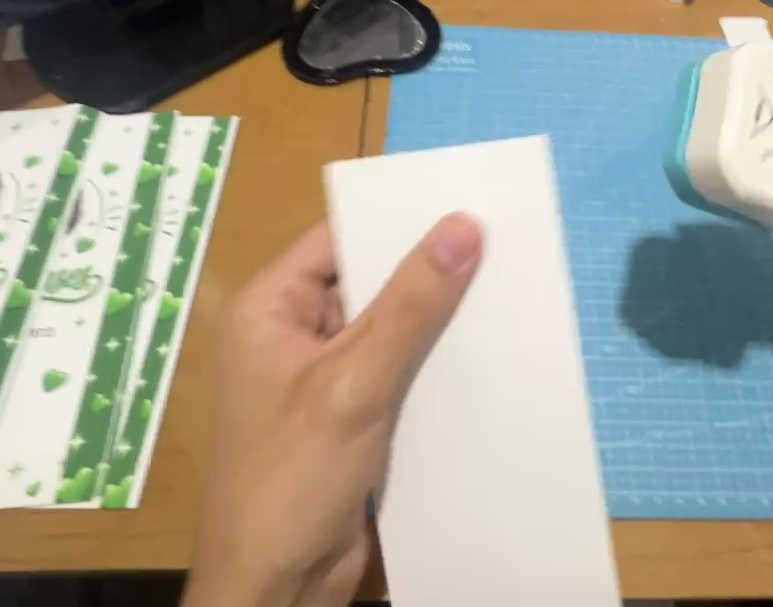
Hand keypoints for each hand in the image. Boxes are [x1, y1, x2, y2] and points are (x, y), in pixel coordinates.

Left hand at [186, 214, 482, 606]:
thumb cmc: (293, 478)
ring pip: (386, 321)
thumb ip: (410, 306)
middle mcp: (292, 328)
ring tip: (502, 284)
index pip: (340, 235)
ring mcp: (320, 370)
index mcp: (270, 305)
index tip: (463, 204)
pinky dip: (429, 356)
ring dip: (433, 314)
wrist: (275, 595)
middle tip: (497, 240)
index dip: (398, 218)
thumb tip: (463, 227)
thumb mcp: (354, 383)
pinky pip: (393, 363)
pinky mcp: (347, 407)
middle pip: (367, 277)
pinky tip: (481, 347)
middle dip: (424, 267)